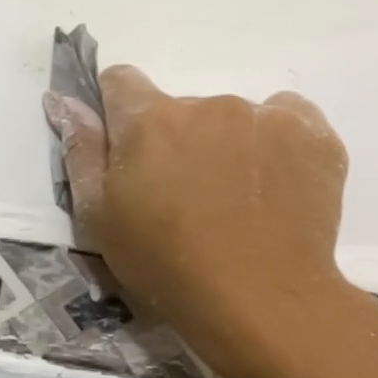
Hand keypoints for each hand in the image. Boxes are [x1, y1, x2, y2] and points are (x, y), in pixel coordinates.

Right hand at [46, 66, 354, 377]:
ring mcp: (266, 116)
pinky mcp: (314, 136)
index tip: (122, 149)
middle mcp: (207, 104)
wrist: (257, 297)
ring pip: (230, 119)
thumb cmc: (160, 261)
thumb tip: (63, 100)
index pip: (120, 81)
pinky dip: (270, 146)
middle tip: (176, 196)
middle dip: (171, 140)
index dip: (114, 109)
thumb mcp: (97, 215)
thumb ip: (81, 150)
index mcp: (148, 120)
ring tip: (227, 200)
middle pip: (178, 108)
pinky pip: (284, 122)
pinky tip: (267, 188)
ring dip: (220, 145)